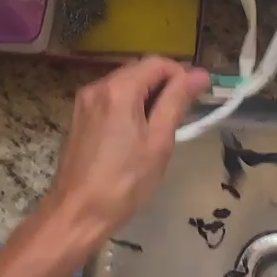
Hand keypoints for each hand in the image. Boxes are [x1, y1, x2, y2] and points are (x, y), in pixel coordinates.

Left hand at [41, 57, 209, 249]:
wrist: (77, 214)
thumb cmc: (125, 181)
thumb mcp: (159, 141)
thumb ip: (177, 101)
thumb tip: (199, 74)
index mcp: (119, 89)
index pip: (157, 63)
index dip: (182, 74)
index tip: (197, 97)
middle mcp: (97, 87)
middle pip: (139, 71)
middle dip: (165, 86)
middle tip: (182, 115)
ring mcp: (84, 102)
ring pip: (125, 85)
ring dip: (147, 97)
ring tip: (161, 128)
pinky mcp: (79, 118)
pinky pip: (110, 100)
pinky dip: (129, 107)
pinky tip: (137, 135)